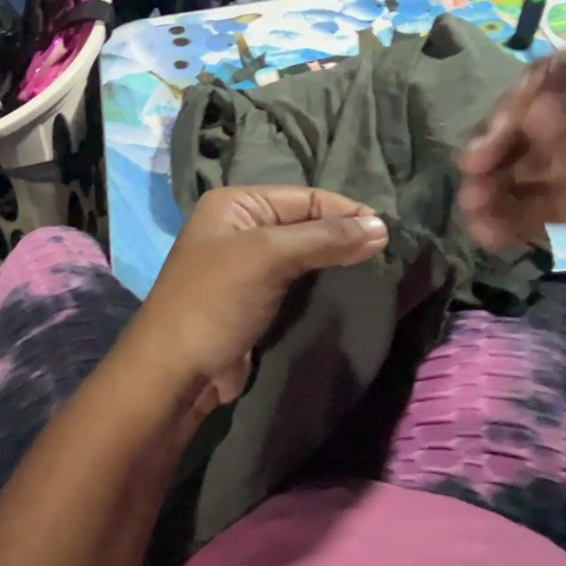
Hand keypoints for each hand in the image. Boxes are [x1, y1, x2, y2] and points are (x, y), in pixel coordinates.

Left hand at [131, 186, 388, 406]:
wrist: (176, 369)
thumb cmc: (217, 300)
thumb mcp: (269, 257)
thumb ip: (324, 238)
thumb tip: (382, 227)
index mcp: (233, 203)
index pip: (302, 196)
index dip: (345, 211)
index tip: (389, 232)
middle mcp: (236, 226)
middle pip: (302, 221)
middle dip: (341, 233)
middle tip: (387, 250)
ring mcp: (242, 263)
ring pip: (300, 252)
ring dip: (333, 258)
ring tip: (374, 266)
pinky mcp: (251, 297)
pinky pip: (293, 279)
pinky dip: (318, 280)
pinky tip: (345, 287)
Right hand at [457, 47, 565, 370]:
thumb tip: (531, 102)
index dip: (558, 80)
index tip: (513, 107)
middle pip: (564, 114)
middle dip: (514, 136)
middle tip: (475, 161)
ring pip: (544, 158)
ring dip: (501, 177)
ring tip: (472, 203)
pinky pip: (542, 201)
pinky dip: (510, 212)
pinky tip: (485, 231)